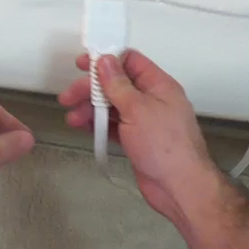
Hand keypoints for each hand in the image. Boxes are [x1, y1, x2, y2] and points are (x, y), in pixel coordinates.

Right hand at [59, 50, 218, 219]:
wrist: (180, 189)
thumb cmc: (163, 145)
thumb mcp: (138, 109)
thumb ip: (118, 84)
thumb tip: (105, 59)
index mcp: (158, 85)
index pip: (130, 61)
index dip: (105, 59)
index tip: (81, 64)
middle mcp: (151, 99)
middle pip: (116, 84)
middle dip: (90, 89)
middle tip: (68, 97)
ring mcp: (143, 121)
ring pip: (112, 105)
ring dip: (90, 108)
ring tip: (72, 119)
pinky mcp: (136, 139)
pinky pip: (113, 125)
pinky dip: (98, 125)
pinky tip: (83, 127)